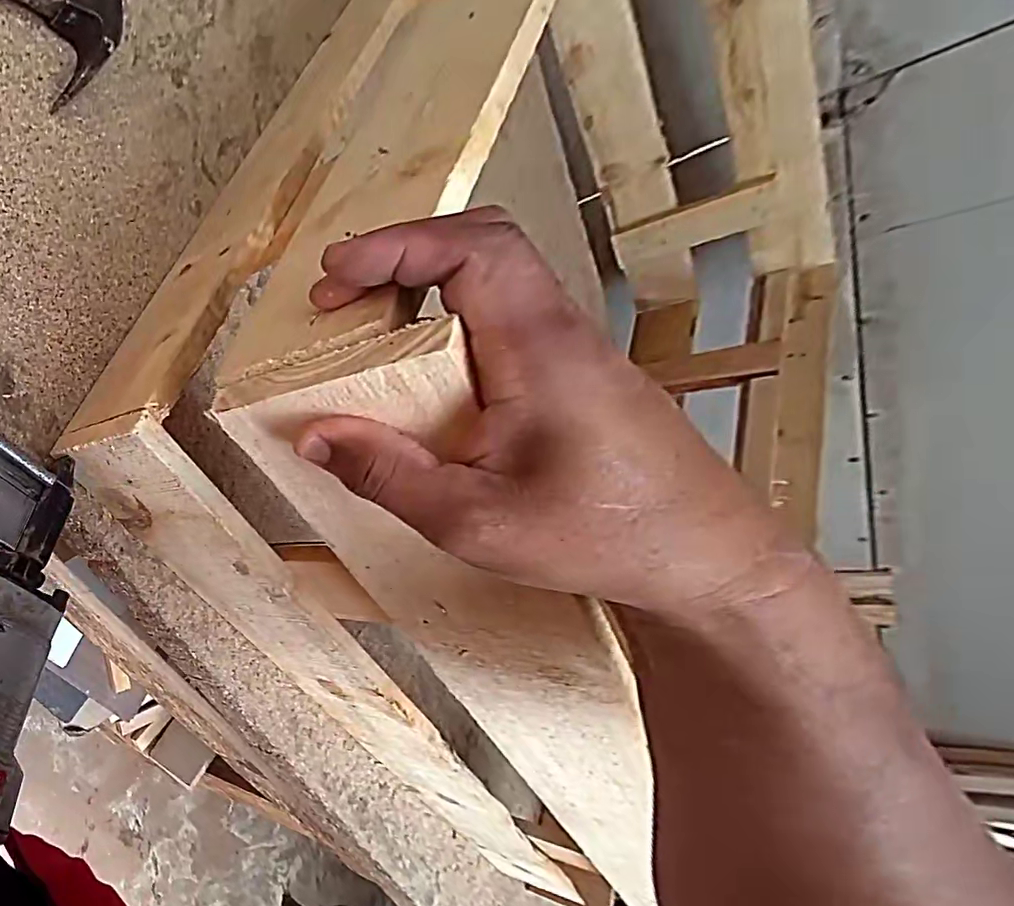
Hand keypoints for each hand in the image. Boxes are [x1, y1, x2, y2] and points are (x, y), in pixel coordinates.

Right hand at [292, 207, 813, 617]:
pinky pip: (497, 317)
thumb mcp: (468, 520)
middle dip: (399, 253)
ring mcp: (566, 349)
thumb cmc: (596, 537)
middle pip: (483, 242)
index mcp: (538, 350)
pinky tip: (410, 362)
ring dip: (418, 282)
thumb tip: (311, 437)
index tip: (335, 271)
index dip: (395, 246)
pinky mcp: (564, 372)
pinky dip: (439, 316)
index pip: (474, 249)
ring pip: (491, 276)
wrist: (702, 555)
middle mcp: (557, 332)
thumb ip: (384, 475)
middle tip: (339, 294)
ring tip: (361, 323)